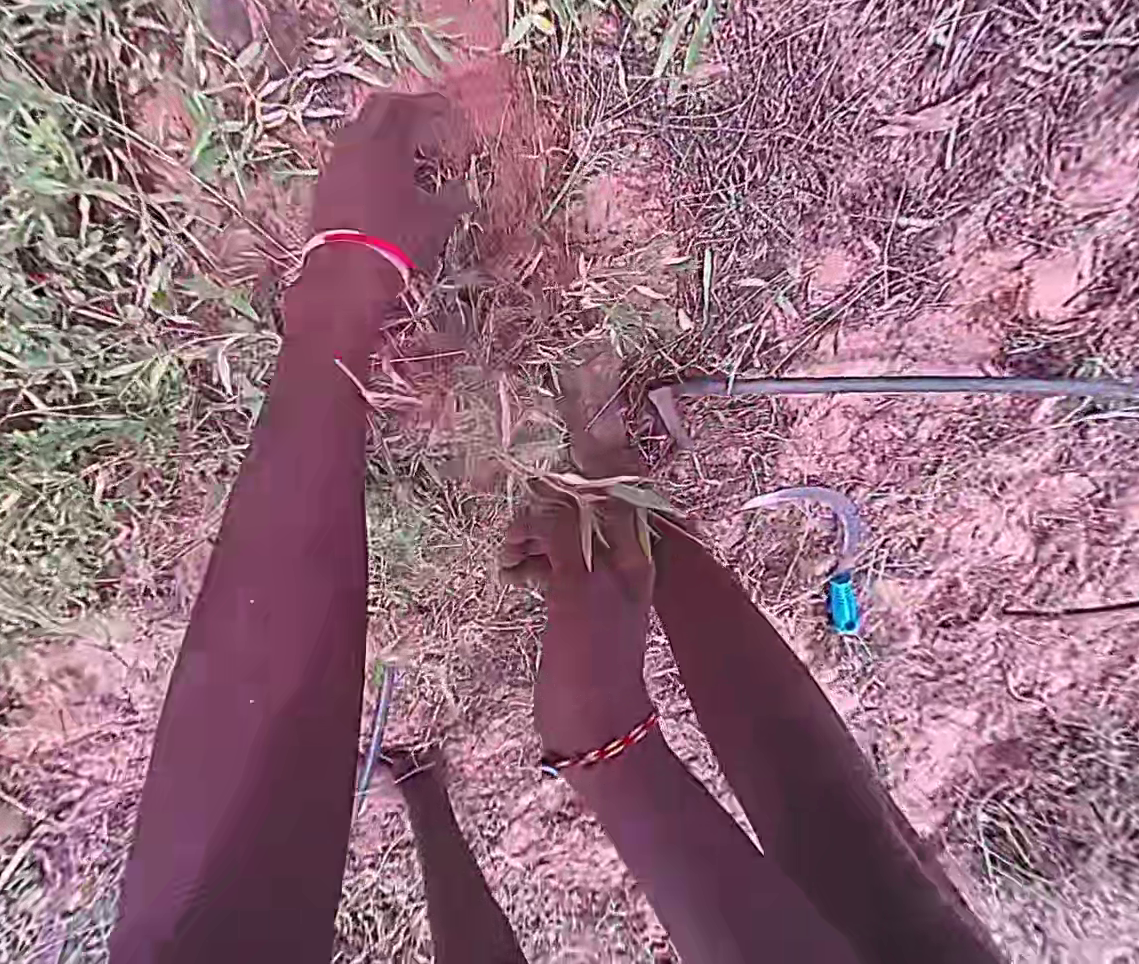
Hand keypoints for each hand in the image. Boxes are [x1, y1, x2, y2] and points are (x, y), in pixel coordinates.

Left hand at [309, 92, 470, 270]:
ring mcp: (334, 167)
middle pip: (377, 111)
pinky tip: (382, 182)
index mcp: (384, 144)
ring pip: (359, 135)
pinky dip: (368, 160)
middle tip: (423, 127)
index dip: (428, 105)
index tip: (444, 110)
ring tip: (405, 158)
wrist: (346, 277)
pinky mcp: (324, 190)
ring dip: (382, 139)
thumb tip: (461, 193)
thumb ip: (451, 199)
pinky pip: (349, 160)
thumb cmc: (396, 242)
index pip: (406, 107)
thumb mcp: (435, 220)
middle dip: (402, 113)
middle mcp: (354, 146)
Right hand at [501, 353, 657, 757]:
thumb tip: (543, 493)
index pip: (612, 482)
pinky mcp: (570, 591)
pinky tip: (511, 571)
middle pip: (577, 500)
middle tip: (515, 533)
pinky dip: (526, 554)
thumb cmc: (588, 662)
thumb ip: (563, 533)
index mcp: (629, 547)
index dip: (595, 447)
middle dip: (542, 505)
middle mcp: (616, 551)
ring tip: (508, 557)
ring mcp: (592, 571)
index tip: (572, 410)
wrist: (592, 728)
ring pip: (556, 525)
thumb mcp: (576, 593)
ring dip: (528, 532)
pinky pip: (545, 553)